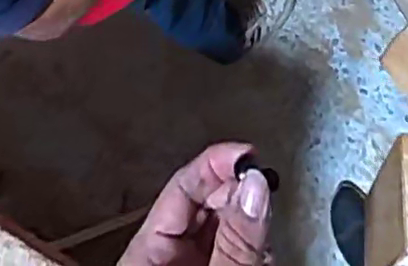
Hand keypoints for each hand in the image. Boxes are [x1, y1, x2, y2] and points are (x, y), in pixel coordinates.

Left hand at [118, 143, 270, 265]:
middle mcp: (162, 254)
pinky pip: (229, 250)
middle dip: (236, 193)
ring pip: (221, 226)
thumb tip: (254, 185)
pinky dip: (249, 248)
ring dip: (247, 223)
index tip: (248, 152)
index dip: (216, 162)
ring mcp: (186, 265)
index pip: (182, 184)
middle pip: (205, 203)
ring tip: (263, 235)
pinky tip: (261, 253)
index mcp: (144, 251)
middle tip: (263, 190)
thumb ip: (232, 240)